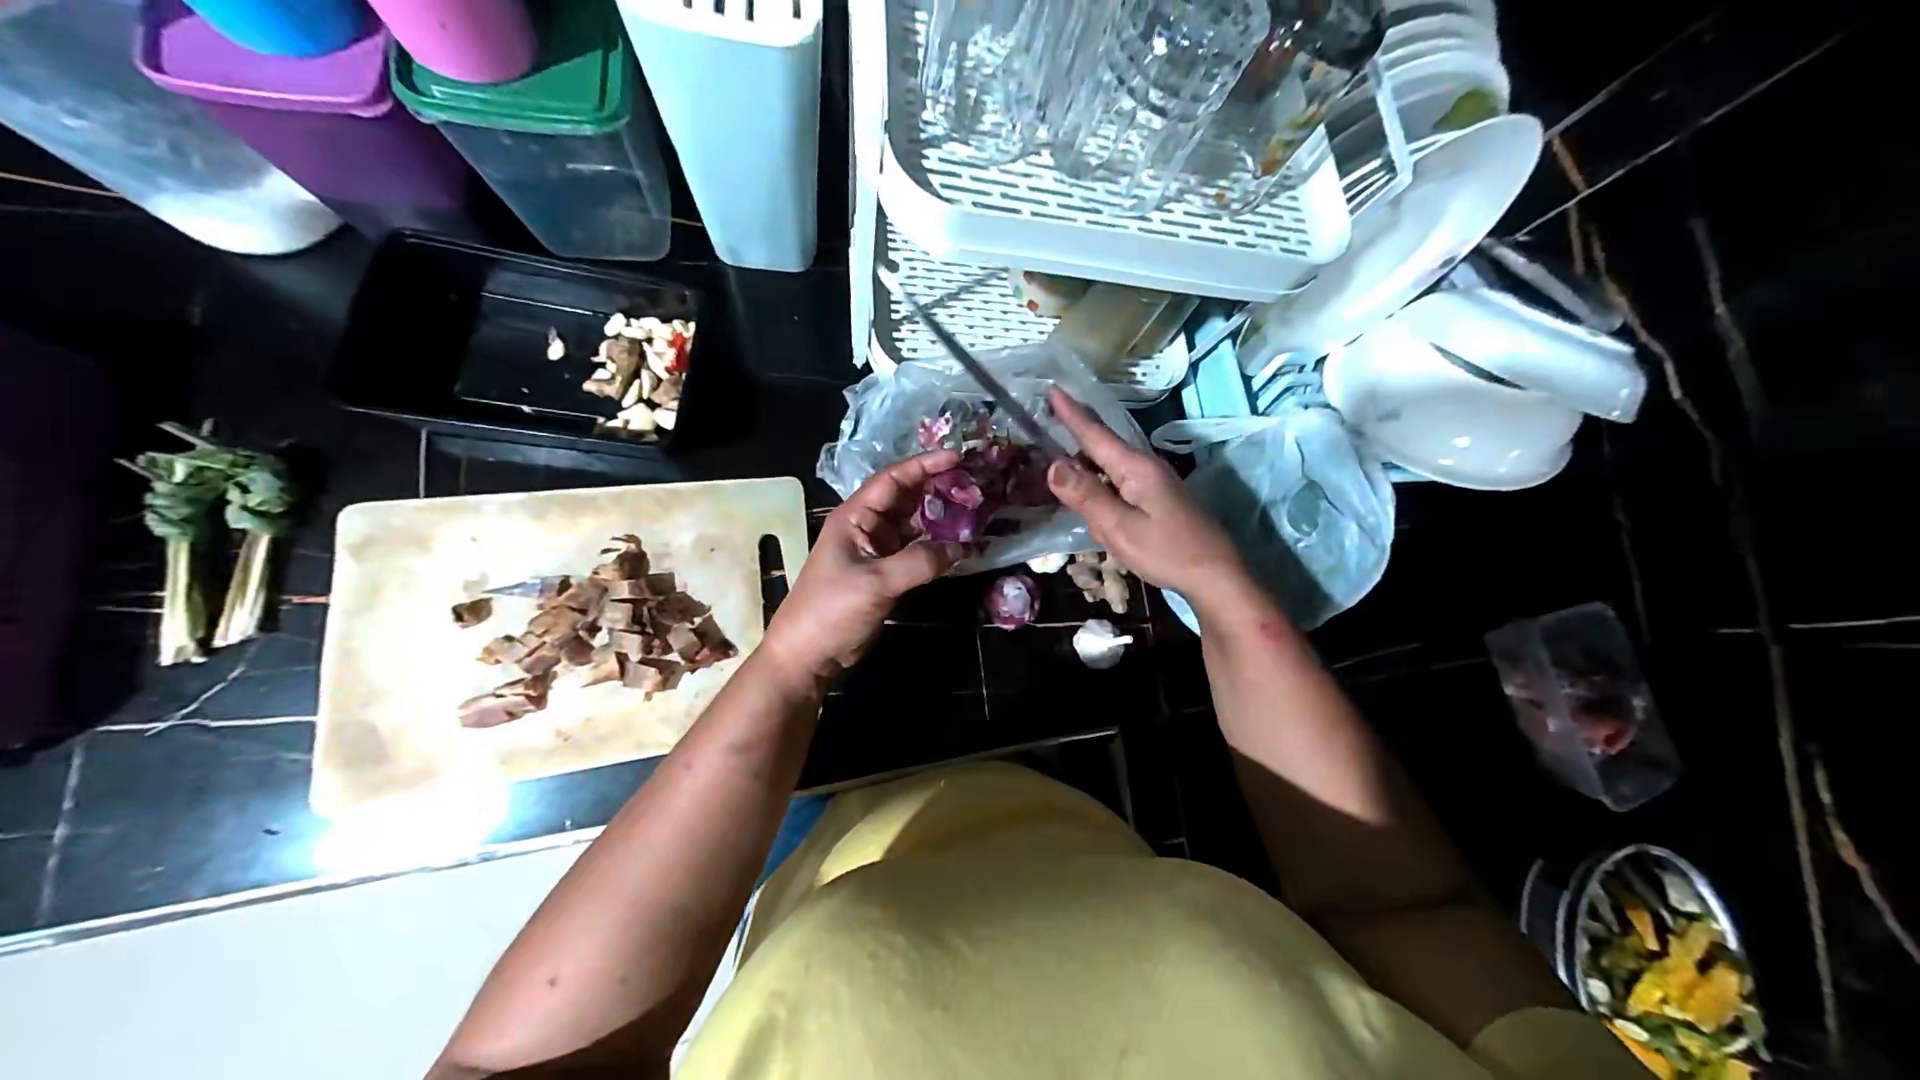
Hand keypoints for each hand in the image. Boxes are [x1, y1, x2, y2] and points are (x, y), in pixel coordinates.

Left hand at [759, 450, 967, 686]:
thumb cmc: (832, 609)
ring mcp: (878, 550)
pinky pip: (917, 550)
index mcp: (856, 516)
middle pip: (908, 498)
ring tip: (978, 508)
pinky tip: (964, 544)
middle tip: (977, 481)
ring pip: (915, 524)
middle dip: (939, 487)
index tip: (958, 456)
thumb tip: (963, 547)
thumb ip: (920, 561)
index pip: (894, 479)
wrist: (809, 653)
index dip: (925, 465)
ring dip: (942, 517)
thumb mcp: (876, 582)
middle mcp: (868, 526)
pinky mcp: (887, 573)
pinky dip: (938, 546)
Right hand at [1045, 387, 1249, 604]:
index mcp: (1135, 468)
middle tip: (1051, 411)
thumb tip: (1053, 464)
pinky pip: (1119, 479)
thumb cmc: (1167, 552)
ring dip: (1087, 453)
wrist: (1216, 576)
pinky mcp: (1158, 499)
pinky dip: (1100, 475)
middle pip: (1104, 443)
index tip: (1052, 388)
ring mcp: (1154, 483)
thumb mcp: (1119, 528)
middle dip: (1078, 427)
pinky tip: (1090, 484)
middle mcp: (1145, 467)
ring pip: (1111, 463)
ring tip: (1061, 443)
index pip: (1095, 435)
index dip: (1071, 413)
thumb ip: (1086, 496)